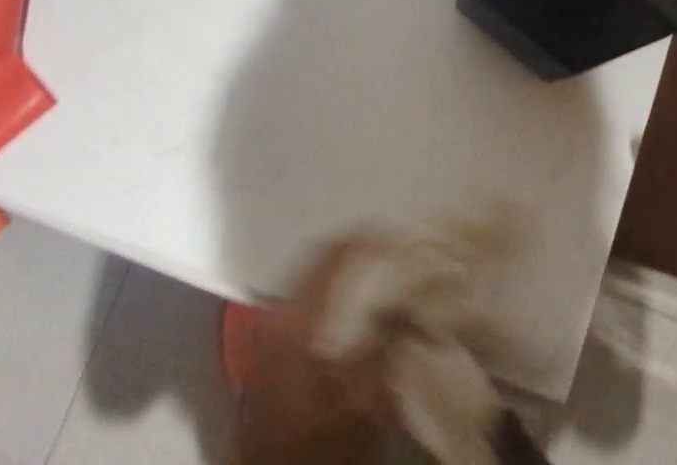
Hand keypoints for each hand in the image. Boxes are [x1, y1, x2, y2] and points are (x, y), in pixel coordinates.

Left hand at [236, 241, 389, 464]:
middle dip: (353, 251)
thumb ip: (388, 346)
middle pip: (314, 260)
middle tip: (390, 252)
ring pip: (305, 279)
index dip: (362, 240)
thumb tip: (412, 304)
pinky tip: (351, 309)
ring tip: (376, 274)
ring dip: (339, 270)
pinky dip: (327, 292)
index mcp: (296, 322)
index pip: (328, 257)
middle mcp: (273, 317)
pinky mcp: (264, 349)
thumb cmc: (318, 447)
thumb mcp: (364, 403)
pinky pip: (299, 300)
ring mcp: (263, 332)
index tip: (393, 233)